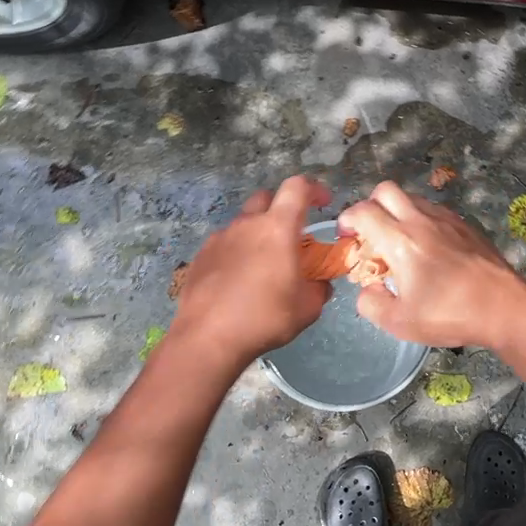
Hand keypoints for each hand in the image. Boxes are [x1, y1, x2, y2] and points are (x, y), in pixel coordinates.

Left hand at [169, 175, 332, 362]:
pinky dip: (237, 253)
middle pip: (267, 198)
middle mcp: (247, 224)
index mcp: (277, 229)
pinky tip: (238, 281)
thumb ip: (319, 288)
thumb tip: (320, 283)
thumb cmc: (265, 318)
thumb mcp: (307, 308)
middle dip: (282, 210)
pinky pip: (225, 244)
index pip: (297, 188)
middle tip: (291, 237)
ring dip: (258, 235)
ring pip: (244, 224)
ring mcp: (220, 238)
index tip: (324, 203)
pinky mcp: (201, 256)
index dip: (314, 189)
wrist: (207, 338)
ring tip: (263, 266)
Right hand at [337, 182, 525, 348]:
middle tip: (369, 231)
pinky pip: (434, 209)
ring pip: (411, 197)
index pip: (363, 212)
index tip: (346, 236)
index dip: (346, 220)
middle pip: (385, 189)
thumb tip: (366, 289)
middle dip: (369, 205)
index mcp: (401, 241)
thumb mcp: (400, 322)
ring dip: (396, 210)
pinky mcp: (466, 225)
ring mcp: (447, 219)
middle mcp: (421, 221)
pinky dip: (421, 219)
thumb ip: (371, 304)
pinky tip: (427, 247)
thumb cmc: (450, 315)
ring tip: (398, 240)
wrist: (504, 307)